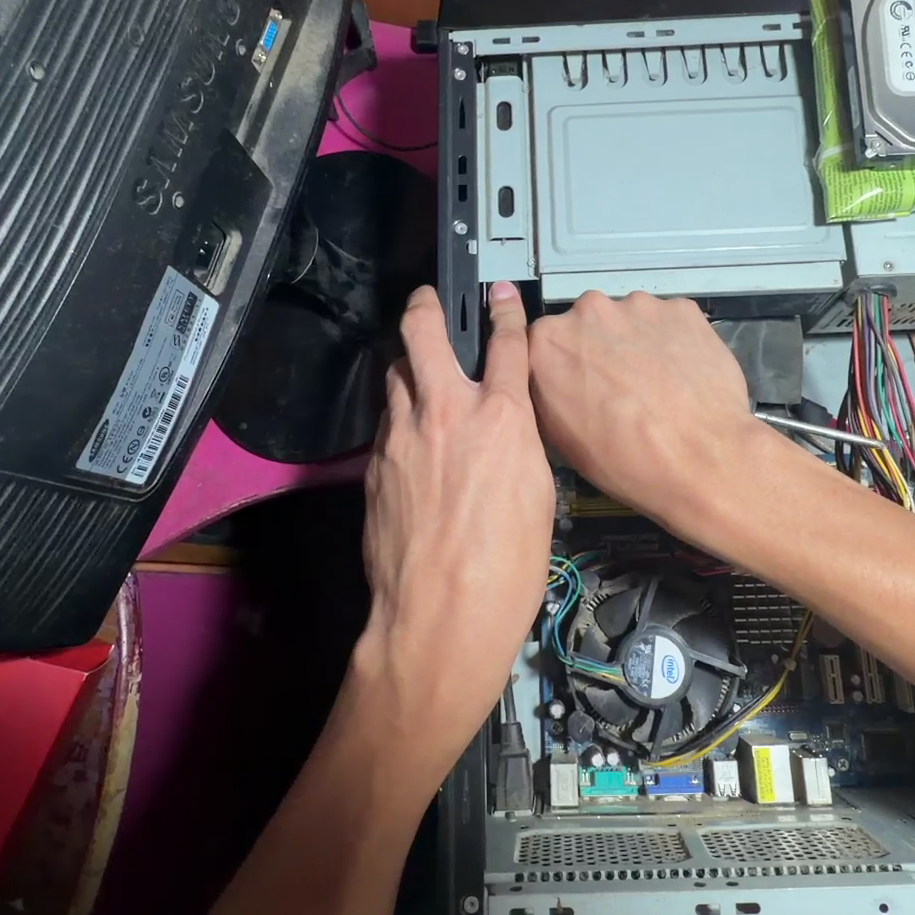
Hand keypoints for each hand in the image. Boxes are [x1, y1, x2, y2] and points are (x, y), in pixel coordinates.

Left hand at [357, 283, 553, 760]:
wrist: (441, 615)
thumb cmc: (508, 567)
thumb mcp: (539, 495)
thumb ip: (519, 442)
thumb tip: (507, 423)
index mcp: (501, 419)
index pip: (505, 344)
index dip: (504, 313)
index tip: (498, 298)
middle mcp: (446, 412)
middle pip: (422, 330)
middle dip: (426, 305)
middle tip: (429, 301)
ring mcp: (402, 435)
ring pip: (394, 373)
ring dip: (408, 366)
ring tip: (420, 376)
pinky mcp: (374, 464)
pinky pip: (386, 421)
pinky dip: (399, 416)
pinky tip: (411, 439)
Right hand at [528, 291, 779, 532]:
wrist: (700, 459)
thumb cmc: (626, 459)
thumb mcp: (559, 440)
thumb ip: (546, 395)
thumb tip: (554, 385)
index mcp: (547, 343)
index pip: (542, 341)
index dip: (561, 365)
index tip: (575, 384)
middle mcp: (588, 312)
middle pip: (587, 324)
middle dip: (598, 349)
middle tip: (618, 388)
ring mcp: (637, 306)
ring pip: (629, 321)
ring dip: (635, 345)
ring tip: (655, 386)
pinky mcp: (681, 309)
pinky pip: (669, 322)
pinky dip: (672, 342)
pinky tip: (680, 376)